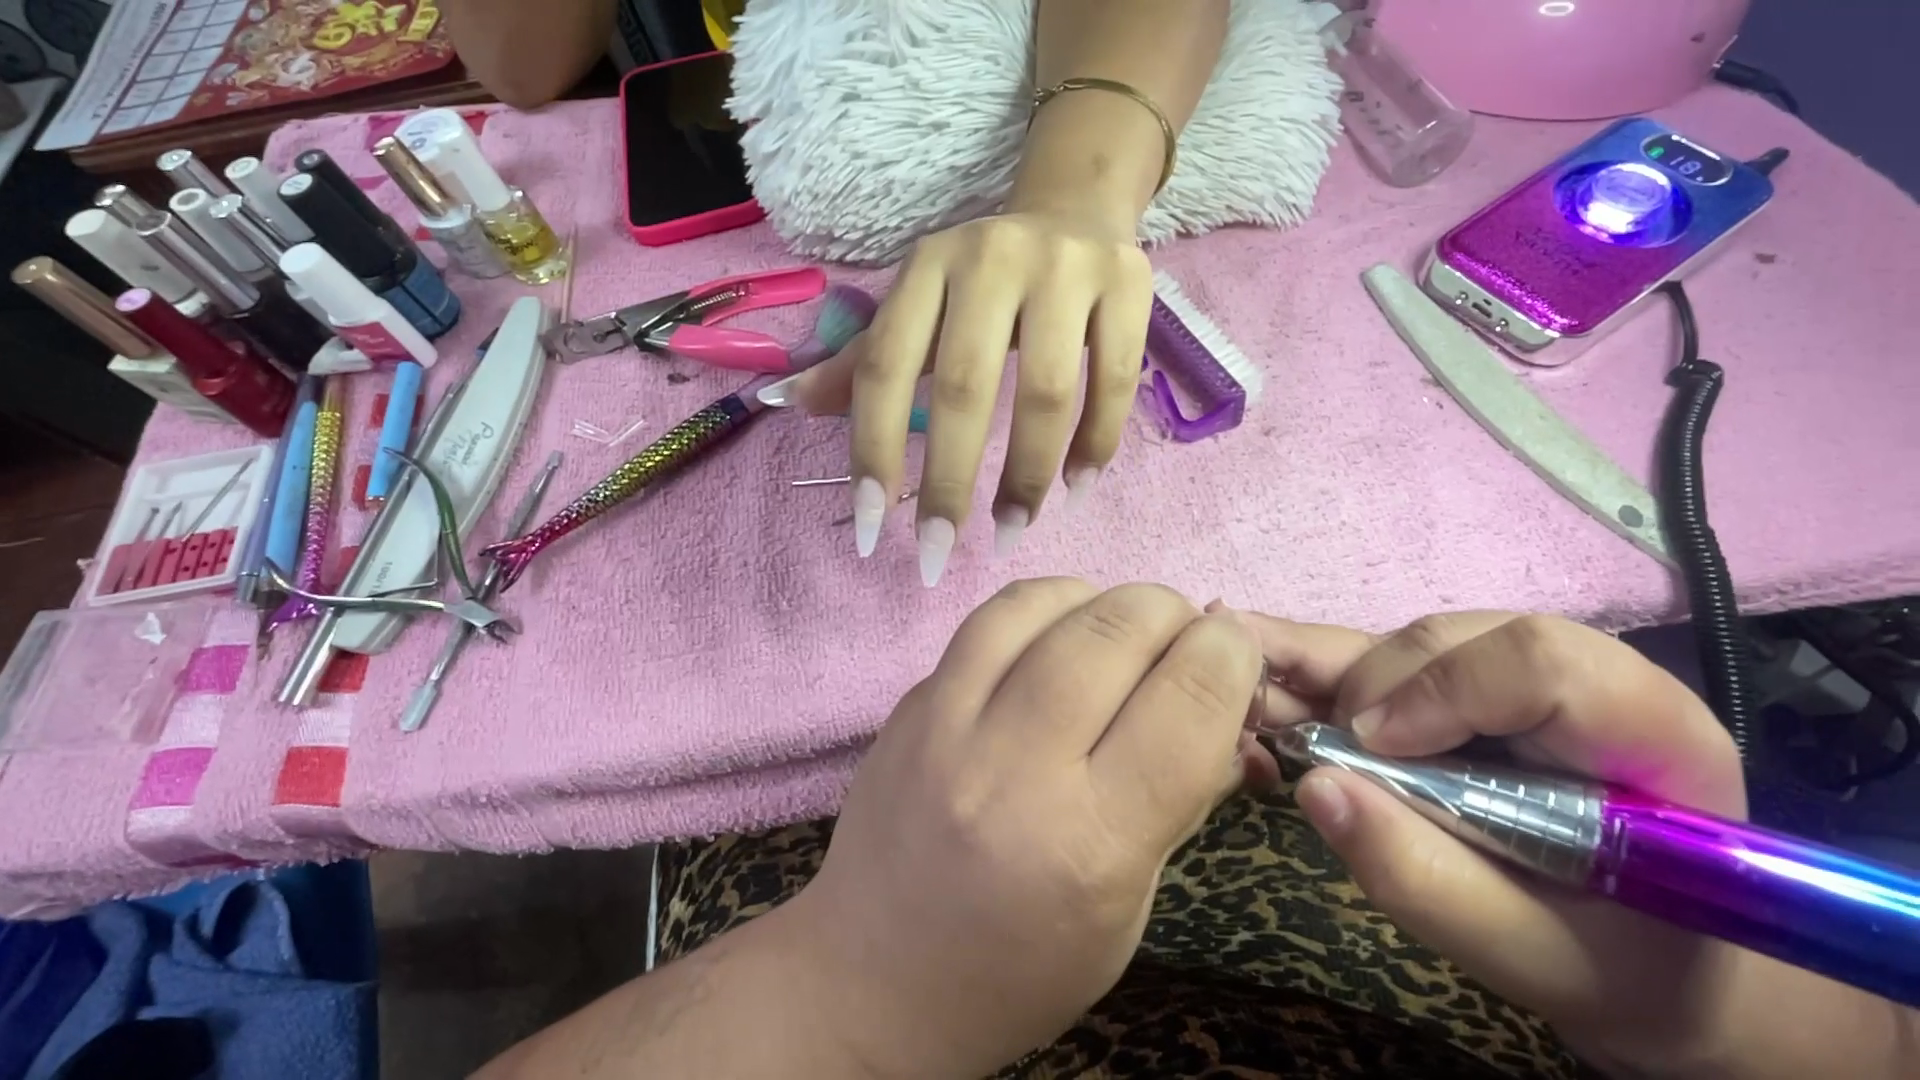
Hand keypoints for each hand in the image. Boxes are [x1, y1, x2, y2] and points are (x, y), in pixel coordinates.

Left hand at [784, 580, 1272, 1076]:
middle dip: (1173, 614)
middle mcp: (1017, 770)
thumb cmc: (1022, 965)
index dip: (1230, 656)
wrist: (875, 976)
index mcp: (1091, 842)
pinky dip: (1042, 605)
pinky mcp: (909, 706)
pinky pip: (985, 622)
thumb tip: (1223, 702)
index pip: (1188, 705)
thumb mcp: (1128, 907)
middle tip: (1186, 633)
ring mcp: (949, 728)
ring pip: (1043, 608)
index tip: (1236, 650)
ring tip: (1125, 621)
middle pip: (1116, 633)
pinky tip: (1060, 623)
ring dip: (1105, 597)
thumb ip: (1178, 797)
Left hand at [791, 210, 1153, 584]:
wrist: (1074, 211)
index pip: (886, 367)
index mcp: (928, 265)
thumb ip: (863, 360)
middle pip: (965, 388)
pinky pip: (1114, 382)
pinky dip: (1096, 445)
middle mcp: (993, 257)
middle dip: (948, 484)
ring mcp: (1069, 268)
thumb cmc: (982, 279)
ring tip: (1010, 531)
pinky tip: (1075, 490)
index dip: (872, 452)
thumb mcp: (918, 307)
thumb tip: (784, 403)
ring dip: (1027, 477)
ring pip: (1048, 392)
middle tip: (938, 555)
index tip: (872, 532)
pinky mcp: (1130, 286)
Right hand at [1241, 608, 1917, 1077]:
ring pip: (1413, 637)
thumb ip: (1428, 881)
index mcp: (1649, 736)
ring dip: (1337, 673)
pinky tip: (1271, 673)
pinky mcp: (1473, 688)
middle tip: (1324, 748)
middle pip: (1460, 635)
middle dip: (1376, 682)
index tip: (1372, 748)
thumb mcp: (1527, 953)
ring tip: (1289, 718)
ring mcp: (1522, 676)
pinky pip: (1392, 659)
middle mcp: (1586, 679)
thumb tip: (1314, 787)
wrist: (1650, 961)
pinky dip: (1324, 671)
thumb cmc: (1615, 963)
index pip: (1542, 660)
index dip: (1444, 688)